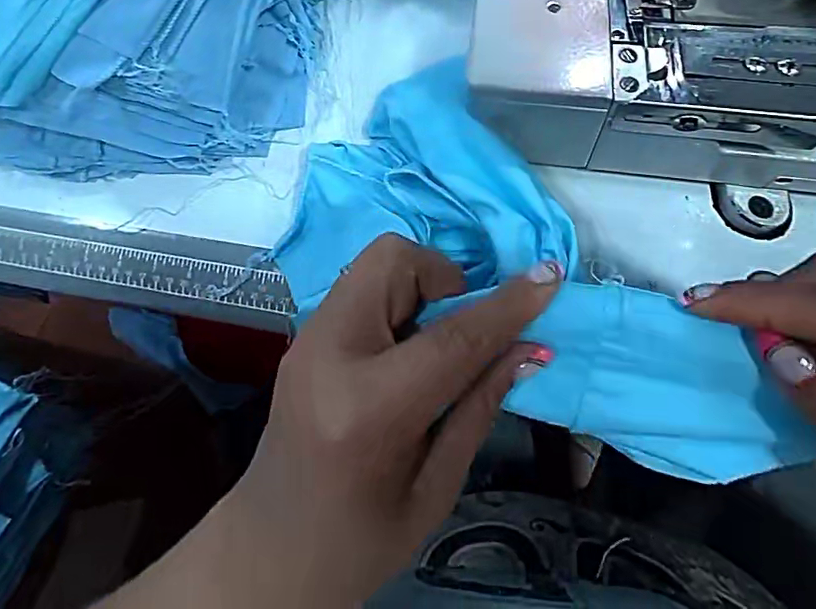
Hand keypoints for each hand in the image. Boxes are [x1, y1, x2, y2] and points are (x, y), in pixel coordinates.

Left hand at [111, 233, 560, 608]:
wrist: (266, 554)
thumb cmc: (359, 541)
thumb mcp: (435, 488)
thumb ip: (481, 404)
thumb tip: (530, 347)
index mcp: (367, 408)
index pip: (453, 338)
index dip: (507, 306)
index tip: (550, 277)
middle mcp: (328, 353)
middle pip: (396, 261)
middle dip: (445, 279)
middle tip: (461, 332)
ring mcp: (308, 337)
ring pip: (377, 262)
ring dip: (420, 287)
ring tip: (428, 346)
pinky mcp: (304, 333)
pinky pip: (364, 284)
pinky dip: (397, 299)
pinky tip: (401, 350)